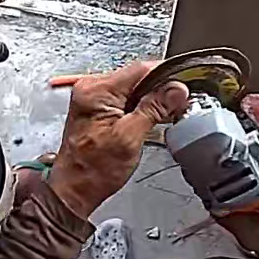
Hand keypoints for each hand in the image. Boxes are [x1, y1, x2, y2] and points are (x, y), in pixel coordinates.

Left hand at [48, 61, 190, 219]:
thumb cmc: (93, 170)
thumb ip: (154, 109)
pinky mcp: (97, 109)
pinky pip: (125, 99)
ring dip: (151, 100)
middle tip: (178, 106)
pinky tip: (149, 119)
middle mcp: (91, 89)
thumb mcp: (131, 137)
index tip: (183, 88)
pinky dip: (140, 107)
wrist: (75, 189)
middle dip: (160, 90)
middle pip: (137, 77)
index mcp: (96, 91)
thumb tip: (176, 90)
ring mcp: (93, 98)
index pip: (140, 69)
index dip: (166, 77)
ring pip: (133, 88)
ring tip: (164, 116)